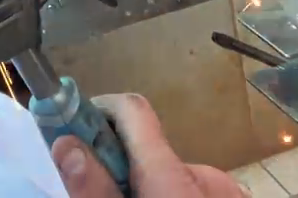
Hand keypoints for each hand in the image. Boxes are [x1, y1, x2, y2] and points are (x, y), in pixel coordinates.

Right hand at [51, 94, 242, 197]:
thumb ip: (94, 190)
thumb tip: (66, 142)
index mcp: (173, 178)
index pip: (132, 108)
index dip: (99, 111)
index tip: (77, 134)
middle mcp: (209, 178)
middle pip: (151, 150)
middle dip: (125, 169)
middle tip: (111, 197)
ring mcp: (232, 194)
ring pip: (176, 178)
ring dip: (155, 189)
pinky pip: (200, 193)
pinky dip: (180, 197)